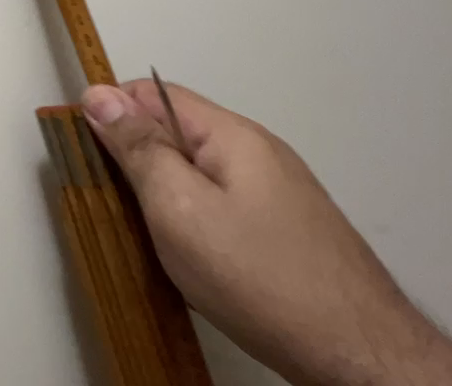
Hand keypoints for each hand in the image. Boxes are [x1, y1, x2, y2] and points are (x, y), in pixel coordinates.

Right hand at [82, 81, 451, 385]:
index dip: (110, 112)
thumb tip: (99, 94)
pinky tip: (193, 253)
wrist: (364, 361)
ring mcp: (279, 193)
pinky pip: (219, 199)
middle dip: (136, 156)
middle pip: (173, 130)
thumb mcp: (177, 206)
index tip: (88, 151)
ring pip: (195, 169)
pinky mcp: (287, 229)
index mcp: (232, 136)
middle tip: (121, 201)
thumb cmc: (259, 277)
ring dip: (163, 190)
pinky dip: (192, 215)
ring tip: (154, 233)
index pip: (151, 92)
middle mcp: (259, 153)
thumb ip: (136, 146)